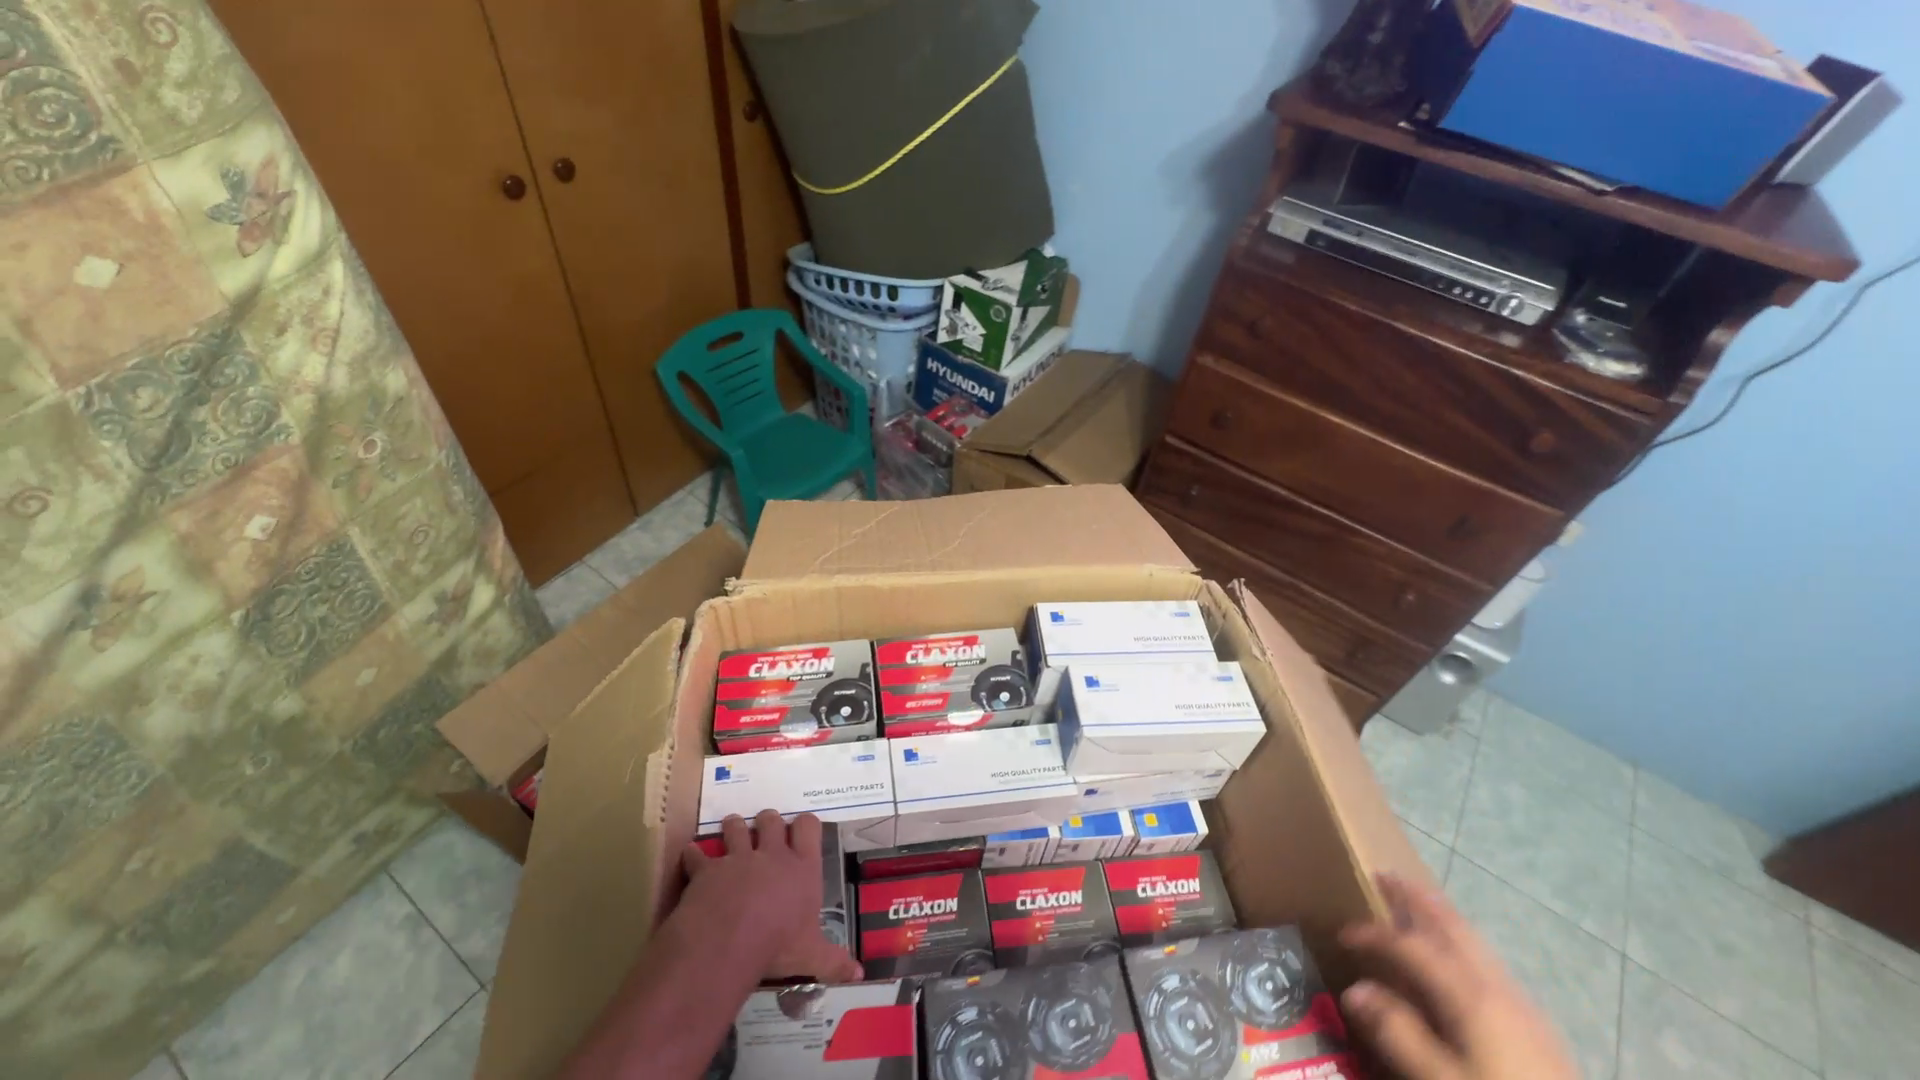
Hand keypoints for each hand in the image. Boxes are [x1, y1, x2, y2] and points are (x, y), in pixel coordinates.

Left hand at [680, 811, 861, 983]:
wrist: (729, 942)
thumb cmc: (778, 945)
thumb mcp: (812, 957)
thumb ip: (835, 962)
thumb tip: (860, 974)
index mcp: (802, 868)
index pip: (809, 827)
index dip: (805, 824)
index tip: (801, 829)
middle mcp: (771, 855)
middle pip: (771, 820)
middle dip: (768, 821)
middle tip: (765, 831)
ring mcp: (737, 858)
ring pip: (735, 827)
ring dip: (733, 828)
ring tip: (732, 831)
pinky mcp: (708, 869)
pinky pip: (698, 854)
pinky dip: (694, 856)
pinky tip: (693, 859)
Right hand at [1338, 872, 1577, 1079]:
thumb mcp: (1440, 1077)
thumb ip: (1398, 1032)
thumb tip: (1356, 990)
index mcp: (1467, 993)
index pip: (1411, 946)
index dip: (1375, 934)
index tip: (1343, 932)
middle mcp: (1493, 983)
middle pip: (1450, 925)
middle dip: (1415, 898)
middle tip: (1384, 875)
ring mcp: (1517, 998)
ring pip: (1472, 939)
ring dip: (1439, 914)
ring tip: (1415, 901)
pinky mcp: (1530, 1017)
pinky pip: (1485, 958)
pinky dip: (1460, 938)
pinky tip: (1454, 954)